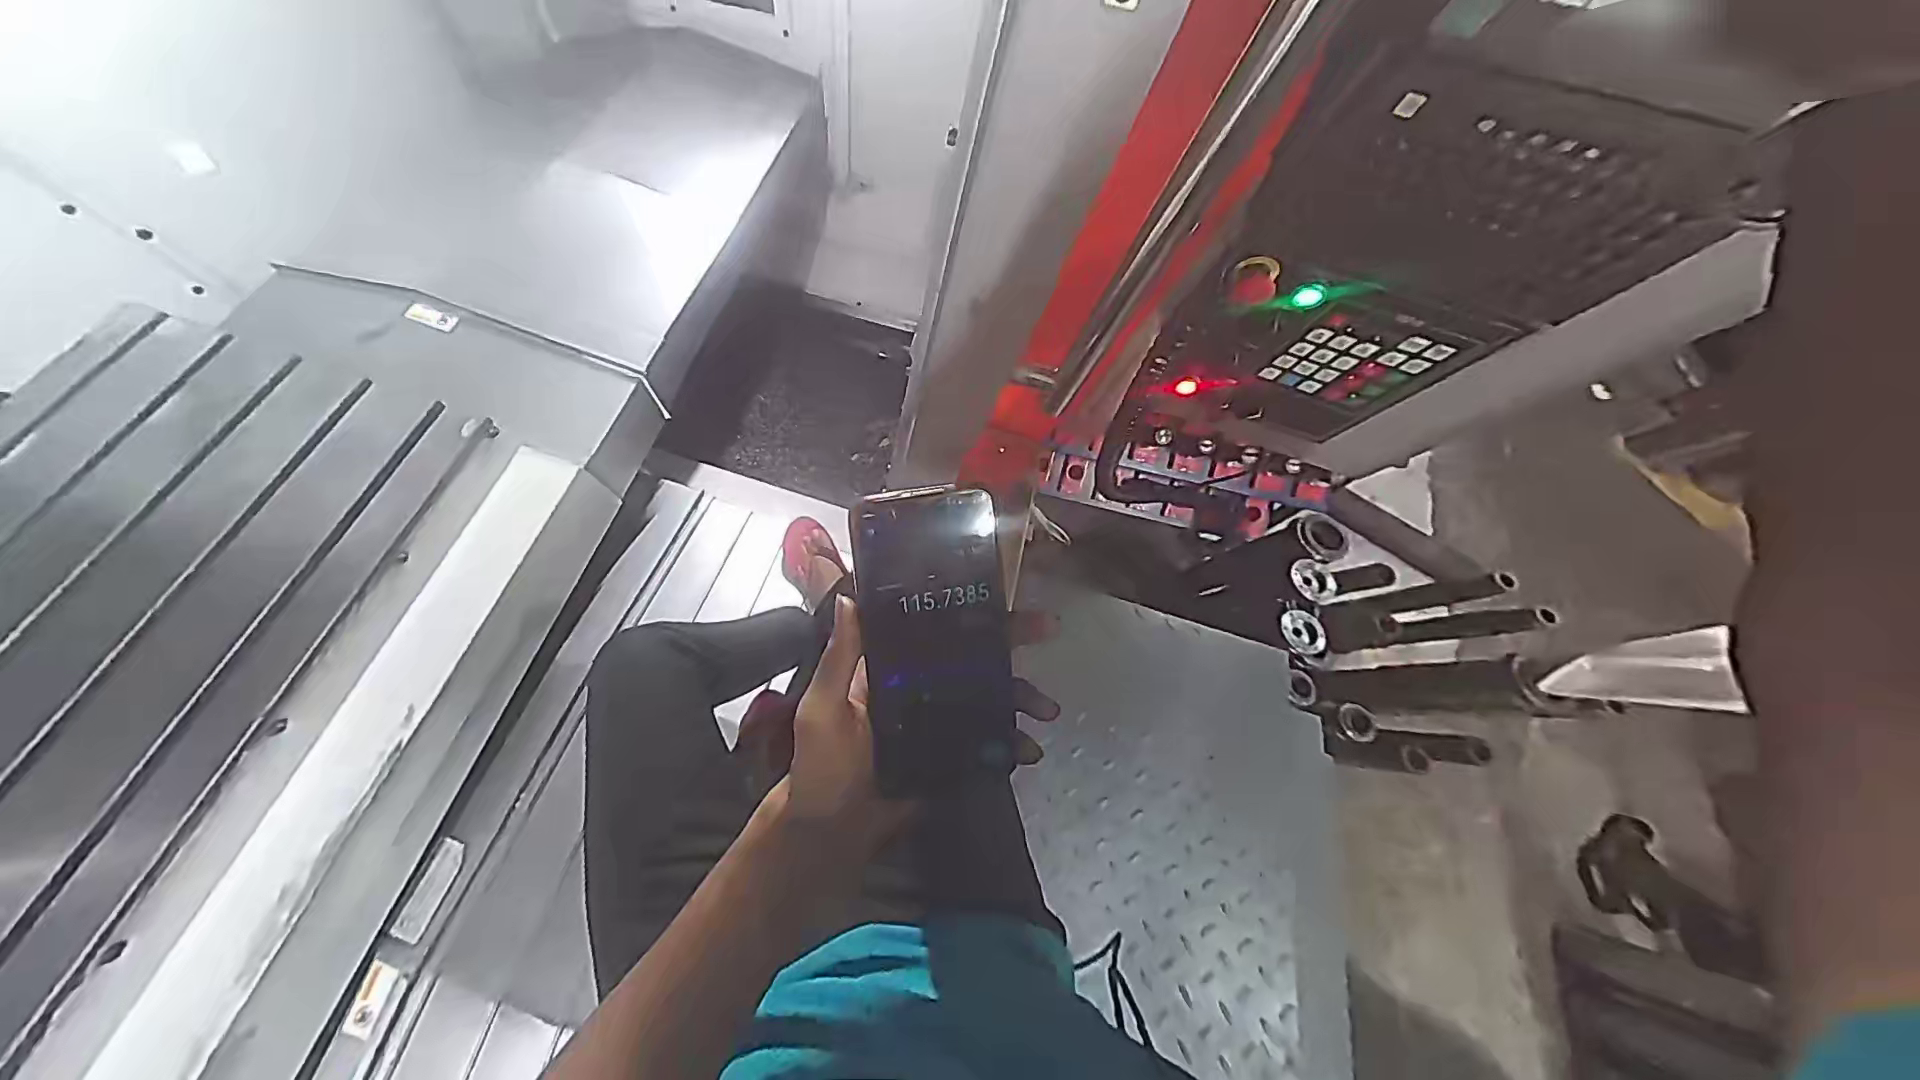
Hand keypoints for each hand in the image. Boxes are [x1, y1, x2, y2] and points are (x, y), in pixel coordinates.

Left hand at [773, 600, 1062, 853]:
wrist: (835, 832)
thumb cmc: (822, 767)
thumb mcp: (823, 708)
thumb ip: (839, 659)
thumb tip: (848, 600)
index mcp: (889, 665)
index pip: (929, 625)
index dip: (961, 604)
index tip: (992, 589)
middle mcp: (919, 682)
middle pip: (970, 651)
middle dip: (1010, 638)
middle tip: (1045, 627)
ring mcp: (939, 716)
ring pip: (988, 692)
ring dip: (1021, 694)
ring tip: (1045, 709)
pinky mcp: (952, 749)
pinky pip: (989, 736)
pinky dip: (1013, 740)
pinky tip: (1029, 748)